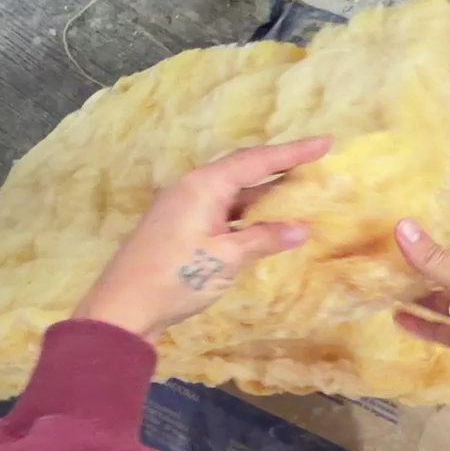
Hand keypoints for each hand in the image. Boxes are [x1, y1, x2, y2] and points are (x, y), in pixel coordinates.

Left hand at [75, 137, 332, 339]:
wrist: (123, 308)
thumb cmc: (176, 277)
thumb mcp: (226, 258)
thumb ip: (264, 239)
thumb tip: (302, 228)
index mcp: (204, 185)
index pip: (257, 161)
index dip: (293, 152)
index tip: (325, 142)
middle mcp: (193, 187)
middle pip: (244, 168)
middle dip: (280, 165)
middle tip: (314, 162)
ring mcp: (185, 206)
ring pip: (234, 190)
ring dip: (265, 191)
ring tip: (298, 189)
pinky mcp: (182, 226)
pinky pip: (224, 208)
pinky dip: (249, 211)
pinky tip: (266, 220)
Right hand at [393, 220, 449, 450]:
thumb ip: (435, 260)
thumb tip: (401, 225)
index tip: (433, 234)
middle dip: (431, 268)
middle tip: (395, 261)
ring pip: (447, 302)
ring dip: (423, 296)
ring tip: (389, 289)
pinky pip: (443, 329)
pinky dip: (423, 323)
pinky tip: (398, 319)